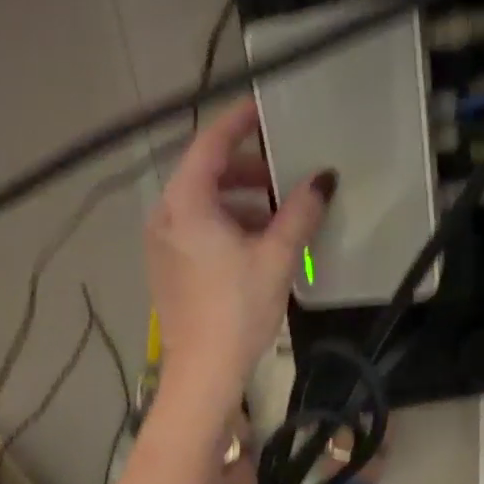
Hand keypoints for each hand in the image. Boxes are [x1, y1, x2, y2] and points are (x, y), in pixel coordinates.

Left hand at [147, 98, 333, 405]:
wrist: (202, 373)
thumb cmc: (237, 310)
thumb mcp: (276, 258)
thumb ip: (299, 213)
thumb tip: (323, 180)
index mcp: (186, 203)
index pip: (210, 143)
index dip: (238, 122)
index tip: (264, 109)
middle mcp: (165, 217)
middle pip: (204, 174)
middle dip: (245, 170)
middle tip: (281, 176)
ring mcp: (161, 245)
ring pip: (200, 205)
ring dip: (238, 202)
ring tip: (276, 219)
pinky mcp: (166, 270)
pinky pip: (194, 231)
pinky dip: (223, 226)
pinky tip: (254, 247)